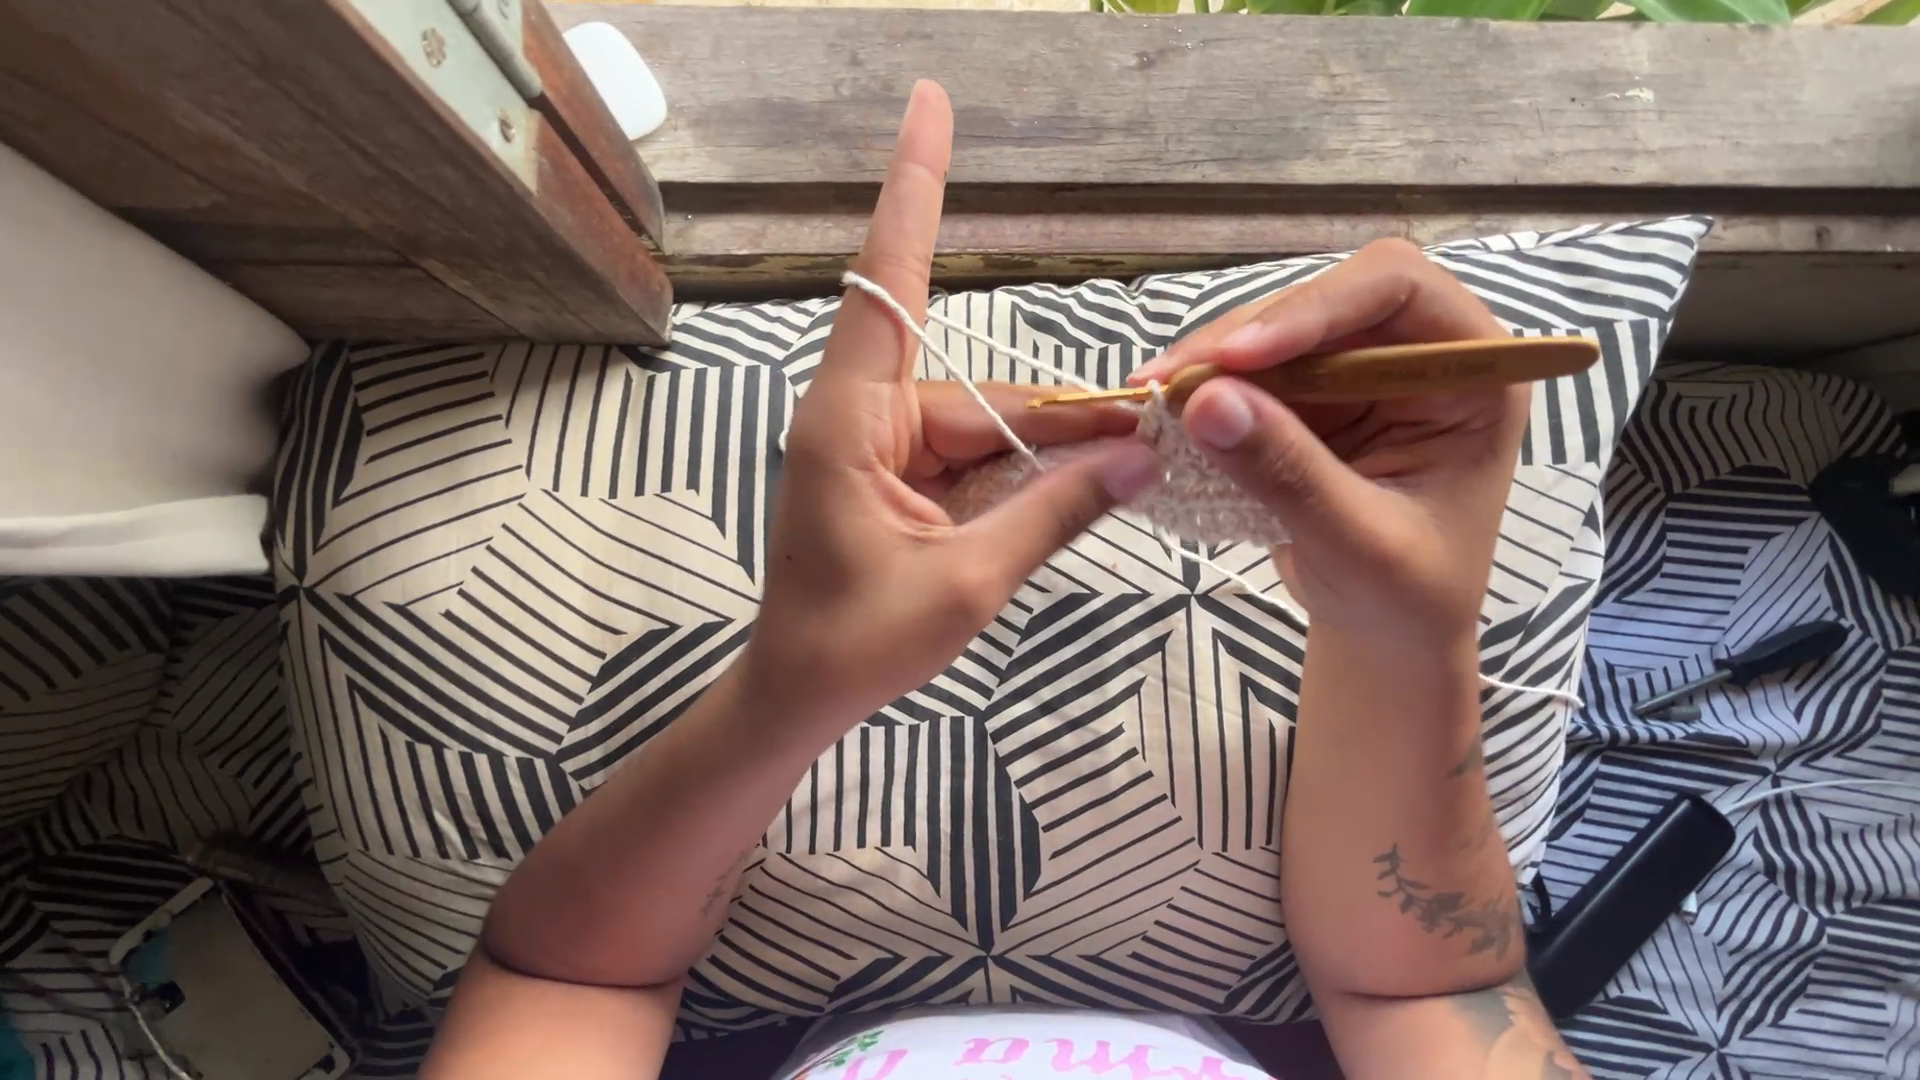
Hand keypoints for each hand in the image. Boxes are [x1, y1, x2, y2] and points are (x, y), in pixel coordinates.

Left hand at [745, 81, 1158, 732]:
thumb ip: (1053, 512)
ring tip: (1120, 470)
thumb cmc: (859, 644)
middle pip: (980, 393)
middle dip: (1062, 418)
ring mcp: (881, 450)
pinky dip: (1019, 477)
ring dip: (1047, 455)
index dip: (916, 192)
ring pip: (985, 430)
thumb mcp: (969, 582)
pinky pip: (972, 460)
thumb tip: (1139, 459)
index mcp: (853, 422)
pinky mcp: (896, 480)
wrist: (802, 694)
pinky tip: (1070, 491)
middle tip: (1145, 439)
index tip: (929, 104)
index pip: (893, 285)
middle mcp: (864, 418)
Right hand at [1129, 239, 1527, 648]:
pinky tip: (1165, 415)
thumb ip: (1287, 471)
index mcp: (1468, 376)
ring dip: (1209, 364)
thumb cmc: (1404, 597)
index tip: (1234, 359)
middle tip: (1165, 381)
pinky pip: (1246, 380)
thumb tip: (1203, 402)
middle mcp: (1410, 360)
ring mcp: (1354, 380)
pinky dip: (1204, 395)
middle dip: (1239, 339)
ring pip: (1272, 336)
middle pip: (1320, 303)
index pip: (1395, 292)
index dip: (1312, 309)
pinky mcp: (1307, 407)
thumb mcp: (1355, 540)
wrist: (1385, 633)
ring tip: (1151, 398)